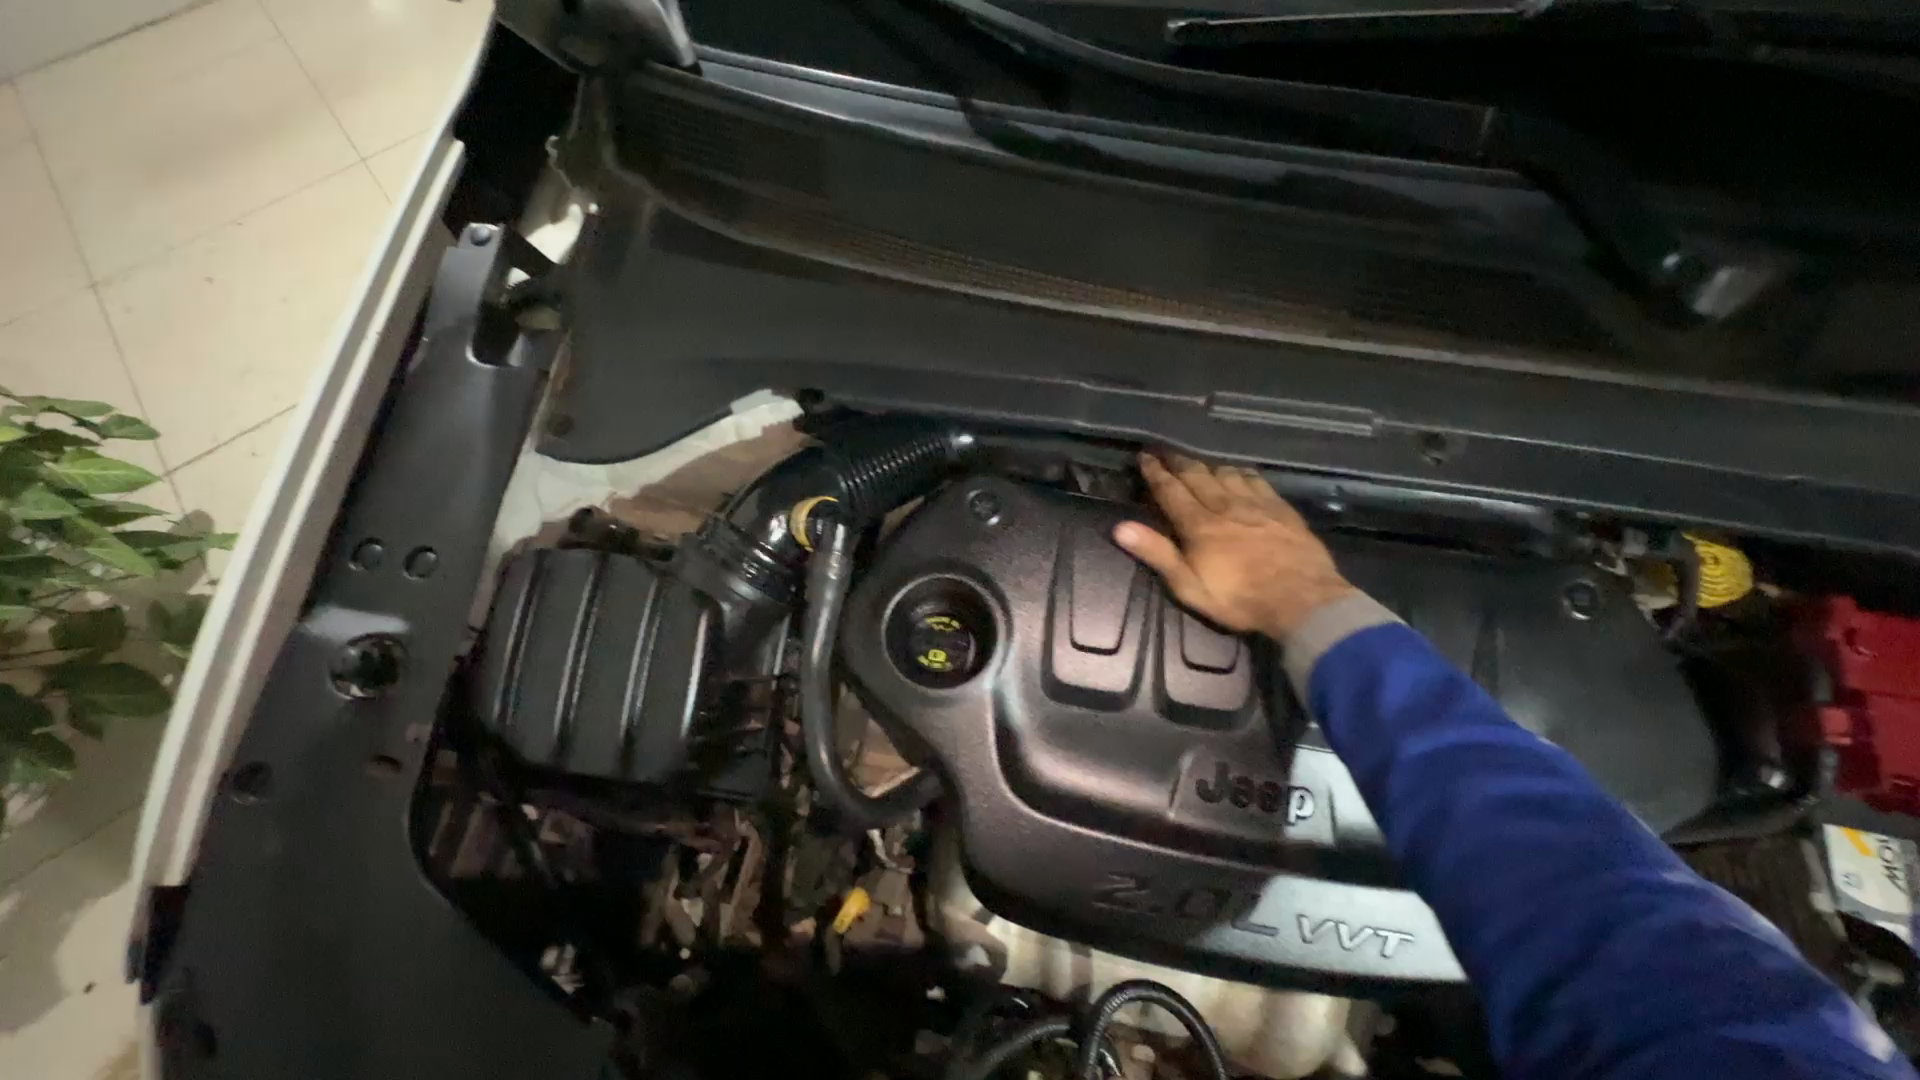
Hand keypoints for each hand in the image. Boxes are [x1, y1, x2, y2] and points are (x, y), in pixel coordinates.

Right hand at [1114, 453, 1356, 640]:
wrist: (1302, 599)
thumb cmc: (1240, 599)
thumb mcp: (1189, 586)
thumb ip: (1157, 554)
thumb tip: (1121, 528)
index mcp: (1199, 525)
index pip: (1171, 491)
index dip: (1155, 473)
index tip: (1145, 456)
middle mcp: (1224, 506)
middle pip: (1197, 475)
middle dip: (1178, 462)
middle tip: (1165, 451)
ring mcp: (1256, 504)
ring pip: (1226, 473)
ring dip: (1208, 464)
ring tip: (1199, 461)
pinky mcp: (1281, 509)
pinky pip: (1257, 480)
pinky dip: (1241, 472)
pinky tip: (1240, 471)